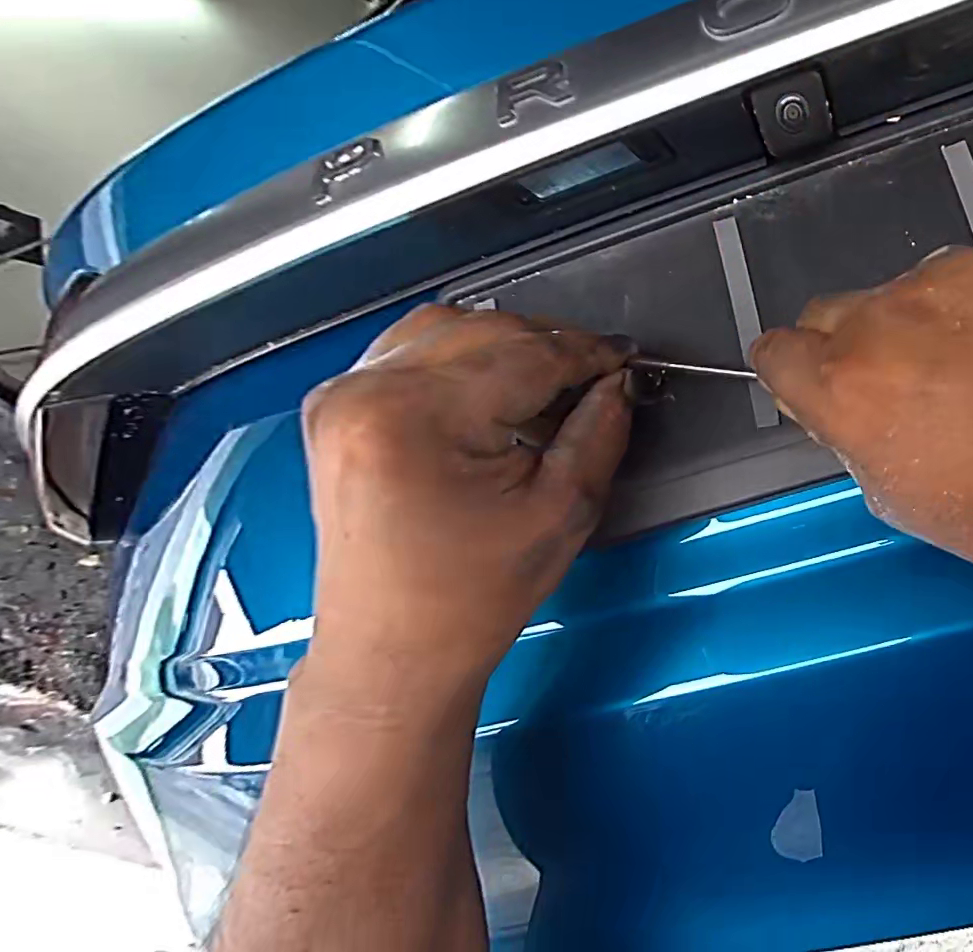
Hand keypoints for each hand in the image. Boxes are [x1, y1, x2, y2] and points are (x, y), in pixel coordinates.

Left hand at [301, 306, 631, 678]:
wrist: (395, 645)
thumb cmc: (480, 590)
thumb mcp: (565, 509)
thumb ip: (601, 430)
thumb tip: (619, 381)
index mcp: (419, 418)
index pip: (528, 355)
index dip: (591, 352)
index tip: (630, 356)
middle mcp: (368, 390)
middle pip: (491, 330)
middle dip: (558, 344)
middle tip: (604, 373)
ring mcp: (344, 394)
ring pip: (454, 327)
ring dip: (517, 344)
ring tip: (559, 381)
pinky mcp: (342, 406)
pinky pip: (419, 346)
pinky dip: (473, 352)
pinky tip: (505, 385)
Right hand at [752, 242, 972, 594]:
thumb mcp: (905, 502)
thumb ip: (853, 438)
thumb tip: (843, 405)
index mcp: (847, 388)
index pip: (775, 353)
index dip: (798, 378)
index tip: (825, 394)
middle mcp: (884, 318)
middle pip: (830, 314)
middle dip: (852, 351)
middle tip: (909, 390)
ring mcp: (948, 278)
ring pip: (897, 294)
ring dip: (915, 327)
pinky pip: (960, 279)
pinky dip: (972, 308)